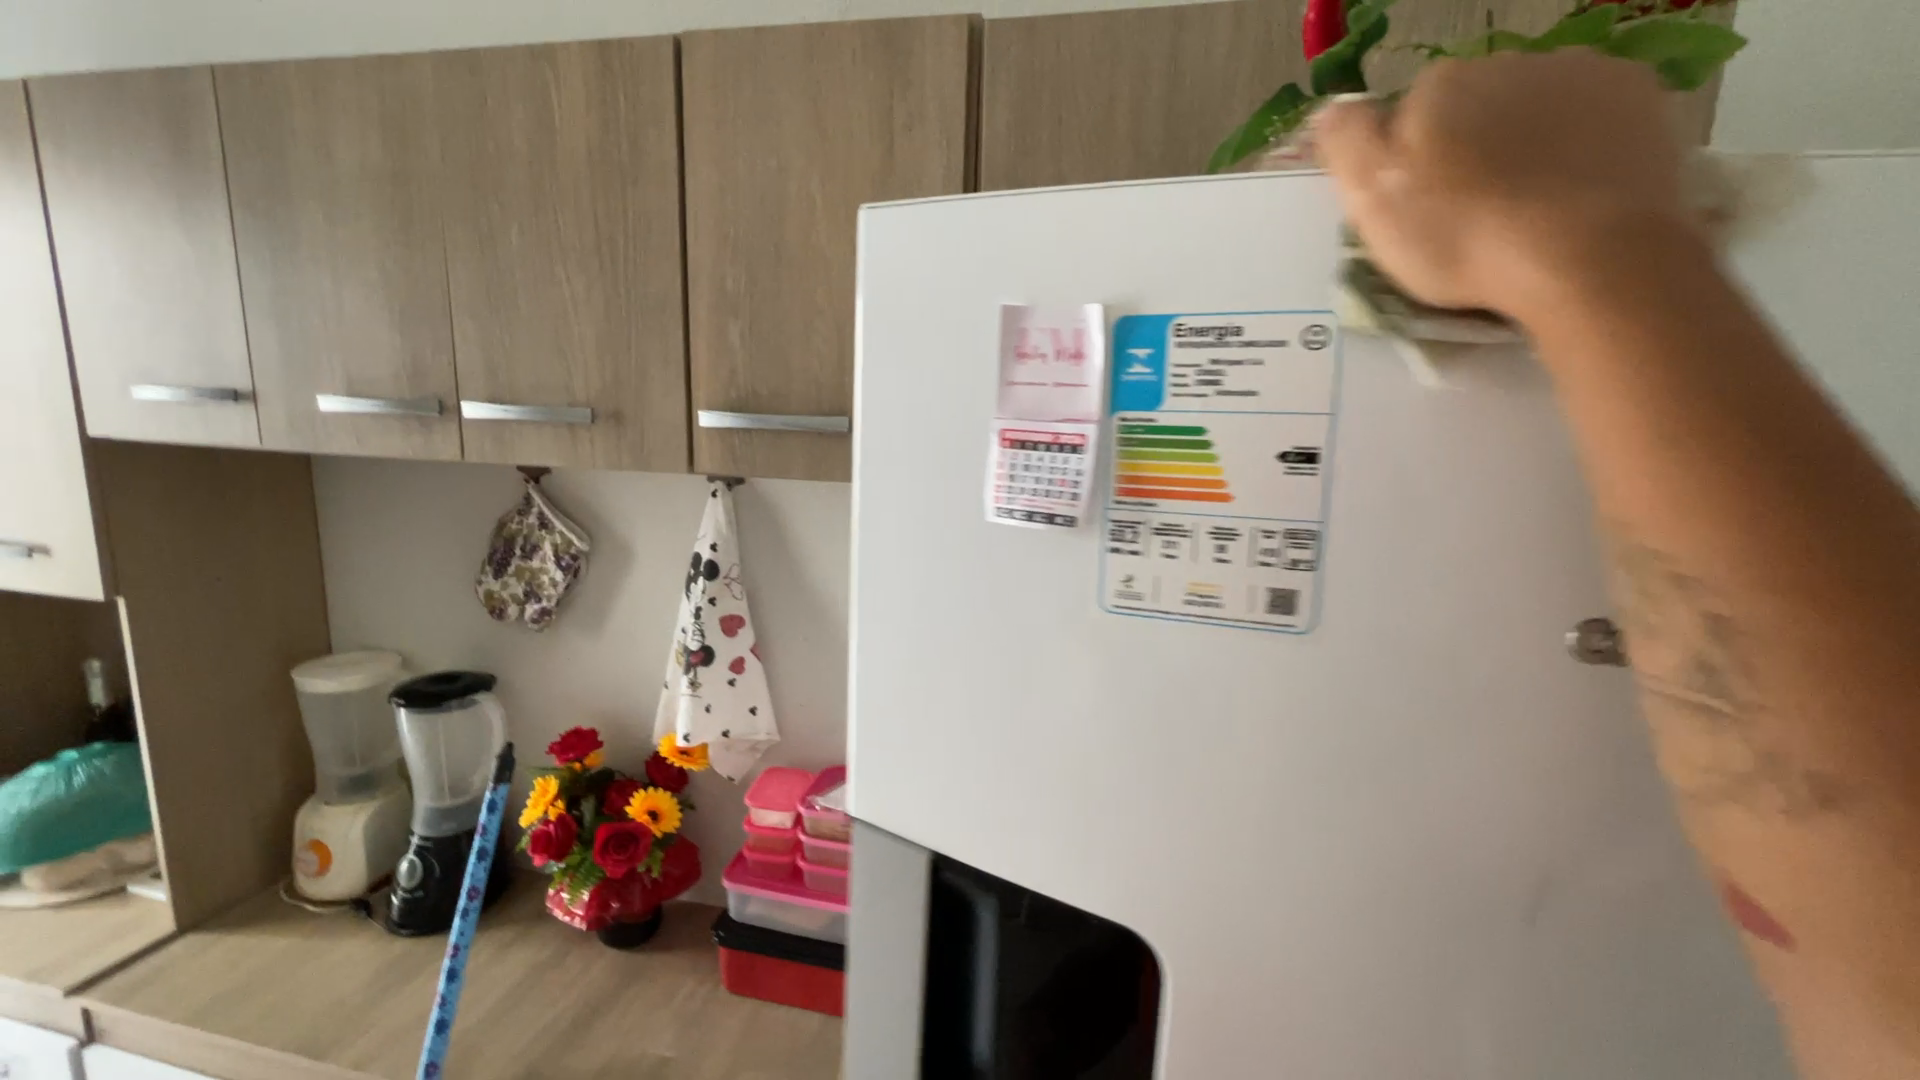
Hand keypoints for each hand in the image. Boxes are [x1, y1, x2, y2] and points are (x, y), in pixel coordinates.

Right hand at [1313, 50, 1695, 324]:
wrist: (1586, 256)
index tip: (1415, 208)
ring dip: (1520, 141)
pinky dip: (1575, 141)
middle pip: (1468, 107)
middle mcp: (1503, 62)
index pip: (1404, 117)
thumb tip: (1335, 108)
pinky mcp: (1636, 93)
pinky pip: (1587, 111)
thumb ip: (1345, 143)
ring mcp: (1576, 71)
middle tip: (1466, 213)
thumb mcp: (1372, 201)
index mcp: (1435, 88)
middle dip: (1463, 147)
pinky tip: (1569, 187)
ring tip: (1523, 205)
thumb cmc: (1461, 237)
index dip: (1405, 163)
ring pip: (1529, 105)